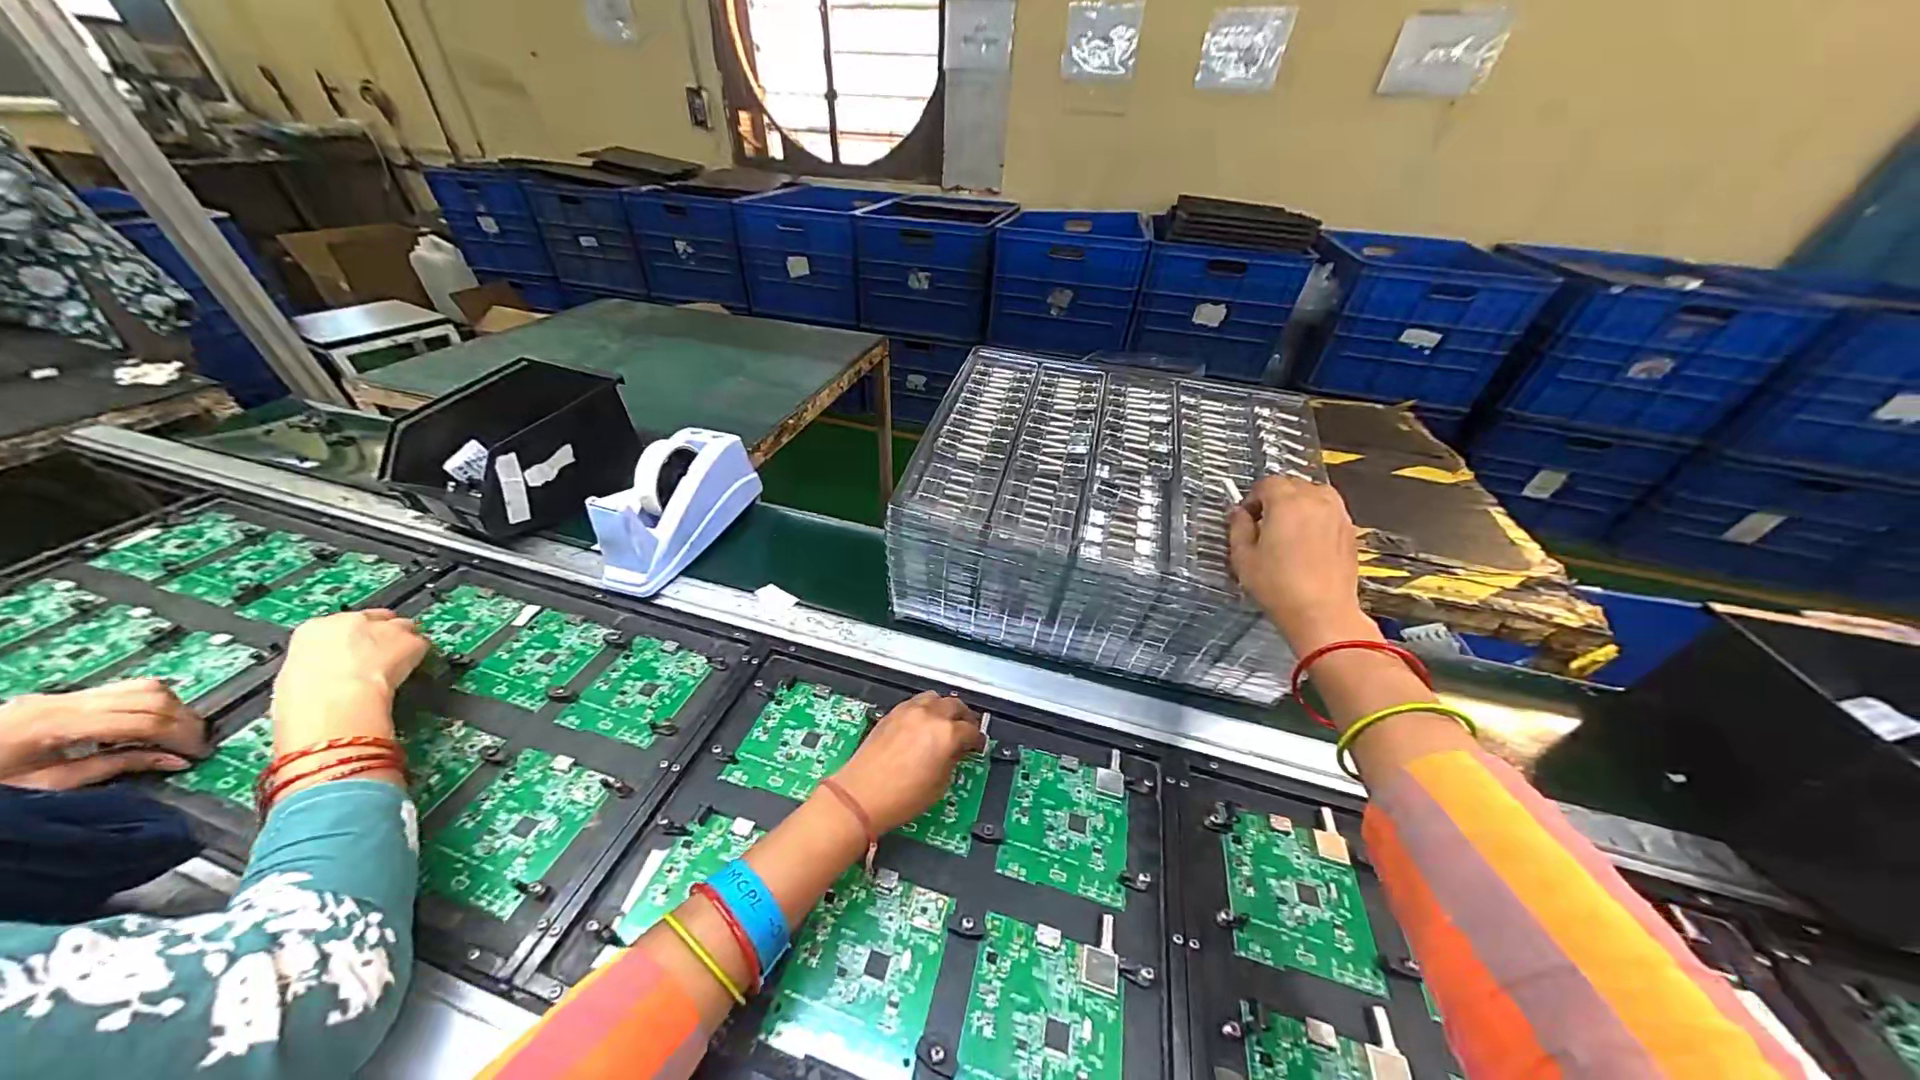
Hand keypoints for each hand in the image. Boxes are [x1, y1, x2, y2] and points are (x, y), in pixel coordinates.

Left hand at [0, 678, 206, 789]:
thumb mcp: (46, 786)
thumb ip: (113, 767)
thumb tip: (173, 760)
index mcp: (55, 723)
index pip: (143, 719)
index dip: (180, 735)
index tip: (199, 753)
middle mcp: (64, 700)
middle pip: (152, 695)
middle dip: (184, 719)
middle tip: (198, 743)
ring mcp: (63, 694)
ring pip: (146, 686)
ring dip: (174, 708)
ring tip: (181, 733)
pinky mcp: (64, 697)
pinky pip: (127, 689)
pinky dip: (153, 703)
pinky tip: (153, 724)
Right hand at [269, 610, 427, 754]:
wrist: (334, 698)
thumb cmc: (306, 696)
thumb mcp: (294, 674)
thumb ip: (314, 663)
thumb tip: (321, 673)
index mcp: (315, 629)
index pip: (339, 623)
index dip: (351, 638)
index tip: (354, 650)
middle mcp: (353, 621)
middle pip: (376, 618)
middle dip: (380, 634)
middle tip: (381, 656)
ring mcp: (386, 629)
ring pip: (403, 627)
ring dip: (402, 643)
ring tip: (397, 665)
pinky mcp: (412, 641)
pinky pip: (421, 645)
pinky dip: (418, 657)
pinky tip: (409, 672)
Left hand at [828, 691, 986, 832]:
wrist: (861, 796)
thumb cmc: (897, 796)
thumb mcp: (940, 785)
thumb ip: (953, 761)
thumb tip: (956, 752)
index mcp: (946, 734)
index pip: (971, 730)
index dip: (978, 740)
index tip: (977, 745)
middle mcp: (929, 716)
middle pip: (956, 705)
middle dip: (965, 717)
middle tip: (968, 728)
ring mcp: (908, 711)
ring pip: (935, 697)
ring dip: (945, 707)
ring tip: (946, 719)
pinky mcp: (892, 713)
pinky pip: (915, 702)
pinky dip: (925, 707)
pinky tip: (924, 719)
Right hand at [1227, 475, 1375, 652]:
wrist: (1321, 612)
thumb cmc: (1279, 587)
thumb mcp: (1243, 557)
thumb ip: (1238, 527)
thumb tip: (1239, 513)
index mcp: (1286, 503)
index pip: (1267, 483)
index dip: (1253, 498)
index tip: (1247, 517)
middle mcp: (1315, 501)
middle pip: (1292, 484)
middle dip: (1276, 498)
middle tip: (1264, 524)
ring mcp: (1337, 514)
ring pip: (1314, 494)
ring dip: (1299, 504)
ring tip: (1288, 530)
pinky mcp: (1350, 531)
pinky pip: (1330, 511)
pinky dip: (1316, 516)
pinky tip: (1306, 541)